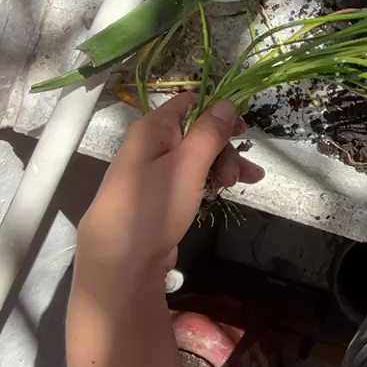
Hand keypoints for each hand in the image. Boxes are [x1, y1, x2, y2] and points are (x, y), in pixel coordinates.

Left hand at [75, 93, 263, 288]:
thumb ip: (209, 132)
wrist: (121, 264)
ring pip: (198, 158)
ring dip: (224, 166)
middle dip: (225, 148)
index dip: (218, 110)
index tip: (243, 129)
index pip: (189, 103)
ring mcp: (155, 173)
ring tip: (245, 184)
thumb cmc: (153, 207)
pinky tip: (228, 191)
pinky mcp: (161, 197)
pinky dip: (212, 181)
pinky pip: (191, 179)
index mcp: (152, 130)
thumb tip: (226, 102)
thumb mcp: (188, 165)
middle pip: (197, 133)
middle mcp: (151, 147)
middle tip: (241, 173)